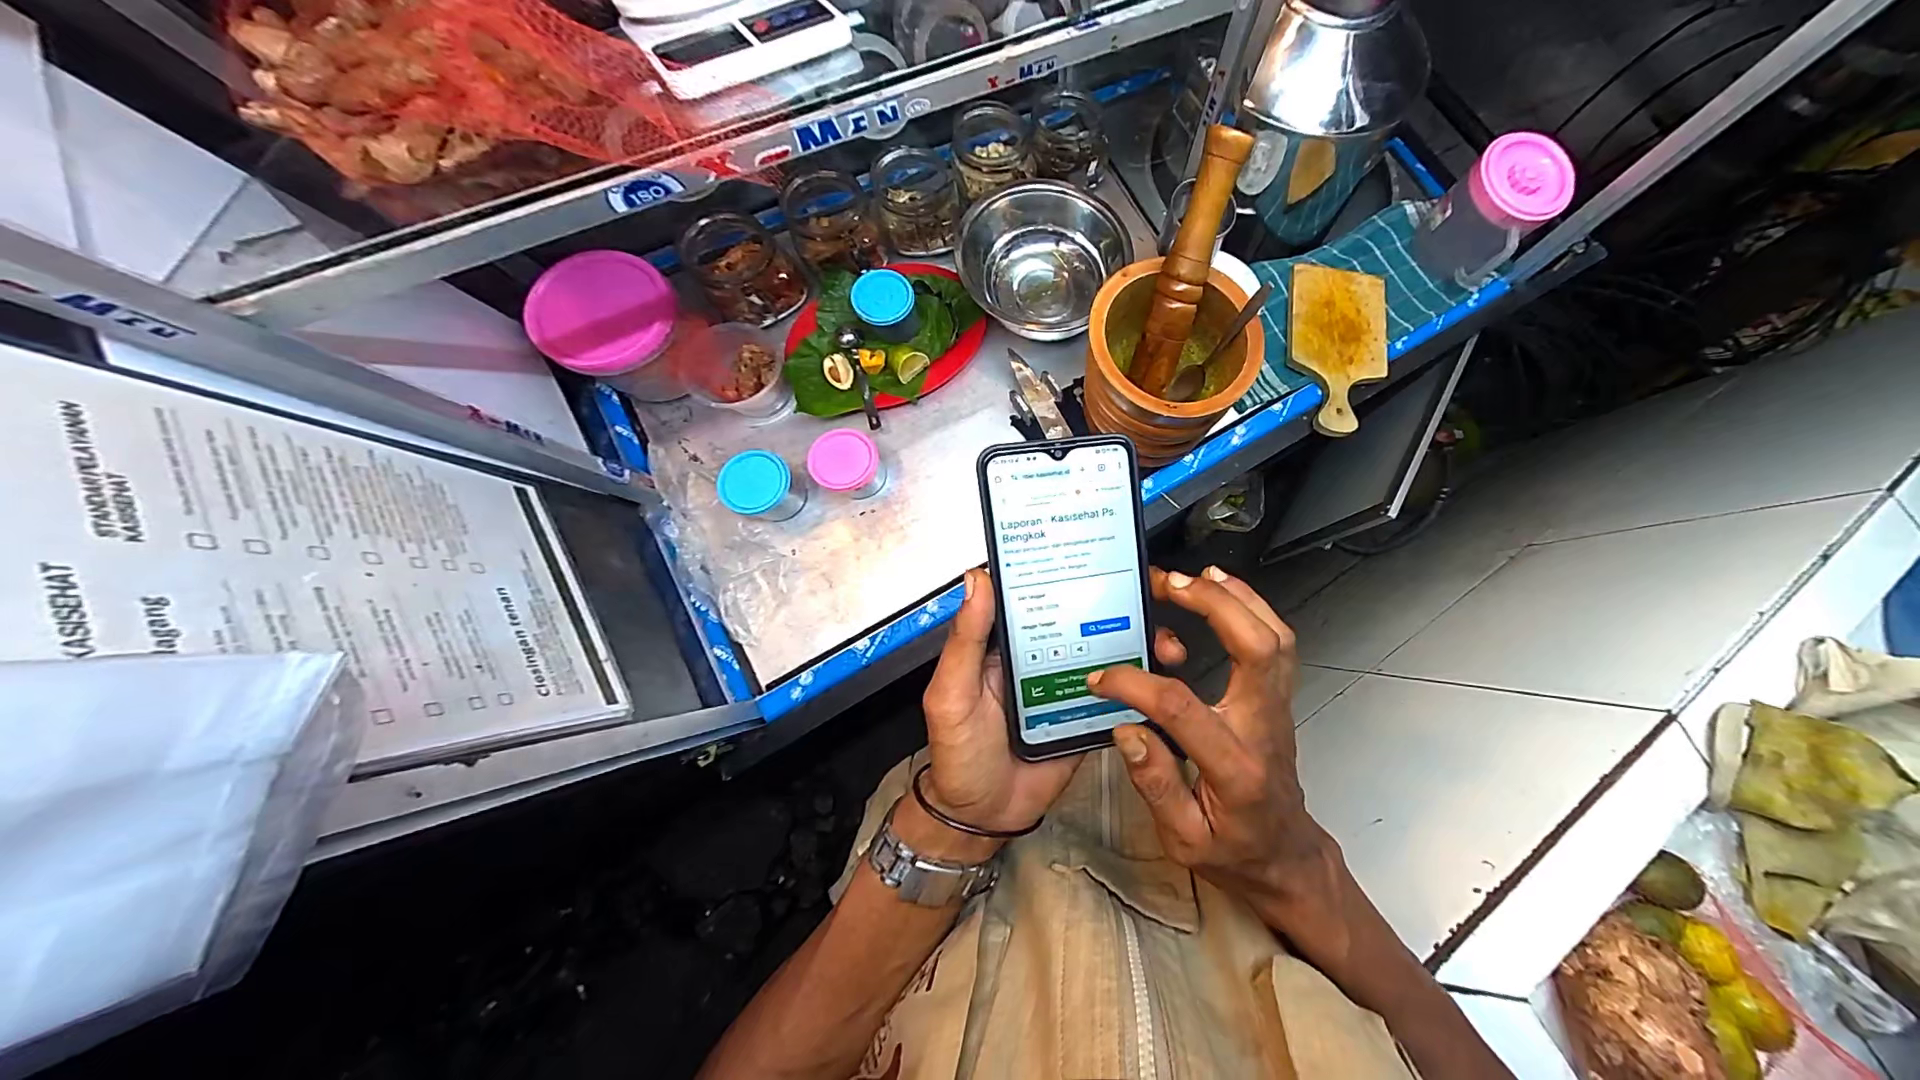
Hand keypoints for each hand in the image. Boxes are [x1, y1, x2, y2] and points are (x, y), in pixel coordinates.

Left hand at [919, 567, 1188, 844]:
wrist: (983, 815)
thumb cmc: (957, 753)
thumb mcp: (951, 693)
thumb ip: (965, 640)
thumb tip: (976, 580)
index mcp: (1005, 645)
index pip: (1038, 598)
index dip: (1066, 577)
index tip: (1100, 558)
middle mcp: (1039, 658)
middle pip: (1083, 621)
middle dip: (1119, 607)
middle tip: (1149, 597)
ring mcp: (1066, 687)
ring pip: (1106, 655)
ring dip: (1136, 644)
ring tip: (1163, 642)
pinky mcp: (1086, 718)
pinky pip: (1117, 697)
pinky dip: (1140, 688)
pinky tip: (1160, 679)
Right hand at [1086, 567, 1346, 940]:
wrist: (1285, 856)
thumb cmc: (1234, 852)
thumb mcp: (1183, 841)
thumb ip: (1155, 784)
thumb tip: (1127, 729)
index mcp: (1235, 767)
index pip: (1182, 709)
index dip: (1134, 686)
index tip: (1102, 679)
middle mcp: (1263, 728)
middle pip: (1258, 651)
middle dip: (1215, 607)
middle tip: (1171, 586)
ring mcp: (1277, 709)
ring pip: (1277, 638)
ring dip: (1239, 598)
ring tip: (1196, 577)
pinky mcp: (1277, 698)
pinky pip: (1277, 643)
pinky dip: (1253, 607)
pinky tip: (1223, 590)